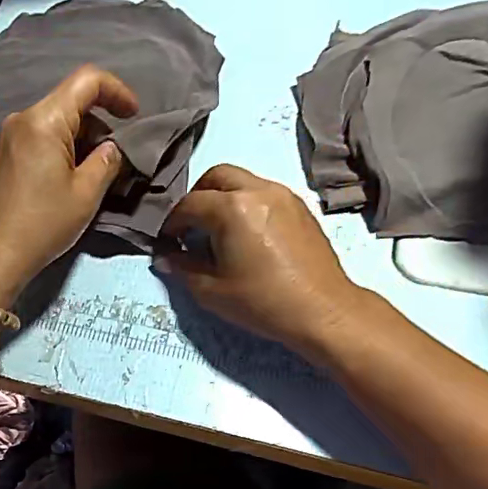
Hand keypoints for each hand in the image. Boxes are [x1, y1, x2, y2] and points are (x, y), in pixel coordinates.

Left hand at [0, 65, 141, 299]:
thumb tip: (112, 148)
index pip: (87, 80)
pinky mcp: (3, 155)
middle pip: (70, 101)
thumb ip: (107, 161)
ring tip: (95, 172)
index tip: (133, 115)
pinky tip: (69, 177)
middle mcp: (22, 119)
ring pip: (55, 120)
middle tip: (116, 157)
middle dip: (100, 121)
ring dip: (81, 138)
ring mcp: (8, 136)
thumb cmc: (44, 224)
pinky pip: (39, 137)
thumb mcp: (86, 194)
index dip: (117, 91)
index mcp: (43, 120)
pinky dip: (61, 147)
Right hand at [155, 164, 367, 358]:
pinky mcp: (300, 207)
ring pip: (243, 181)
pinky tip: (245, 235)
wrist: (321, 311)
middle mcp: (258, 190)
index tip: (168, 242)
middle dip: (197, 197)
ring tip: (217, 232)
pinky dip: (246, 204)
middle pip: (217, 177)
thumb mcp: (212, 291)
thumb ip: (183, 268)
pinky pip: (264, 193)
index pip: (190, 204)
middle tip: (190, 227)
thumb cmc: (262, 302)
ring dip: (223, 198)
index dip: (172, 223)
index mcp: (232, 208)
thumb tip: (166, 257)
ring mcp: (283, 195)